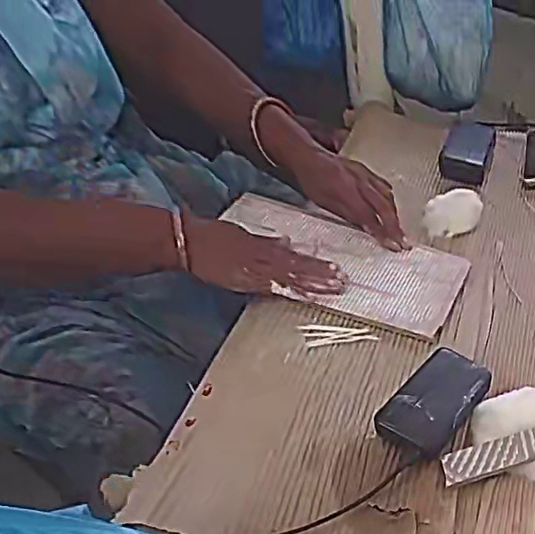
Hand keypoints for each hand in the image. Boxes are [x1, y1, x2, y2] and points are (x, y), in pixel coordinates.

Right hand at [181, 216, 344, 295]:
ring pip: (294, 279)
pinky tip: (309, 297)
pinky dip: (294, 292)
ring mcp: (259, 272)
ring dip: (315, 285)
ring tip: (335, 289)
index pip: (298, 259)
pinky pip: (276, 289)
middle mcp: (266, 259)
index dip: (318, 265)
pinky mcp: (249, 282)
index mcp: (265, 248)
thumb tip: (286, 243)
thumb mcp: (244, 235)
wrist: (189, 241)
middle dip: (323, 276)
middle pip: (301, 269)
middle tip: (344, 282)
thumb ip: (266, 242)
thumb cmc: (214, 238)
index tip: (337, 269)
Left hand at [286, 147, 406, 249]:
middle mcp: (359, 180)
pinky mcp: (365, 171)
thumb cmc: (313, 181)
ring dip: (395, 216)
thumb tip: (369, 229)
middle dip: (395, 227)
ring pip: (386, 196)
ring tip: (400, 232)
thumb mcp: (326, 203)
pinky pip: (383, 186)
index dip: (382, 232)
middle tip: (403, 244)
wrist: (307, 156)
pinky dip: (391, 202)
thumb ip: (349, 215)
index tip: (392, 246)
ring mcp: (364, 174)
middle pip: (383, 207)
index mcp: (346, 190)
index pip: (369, 216)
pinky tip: (392, 210)